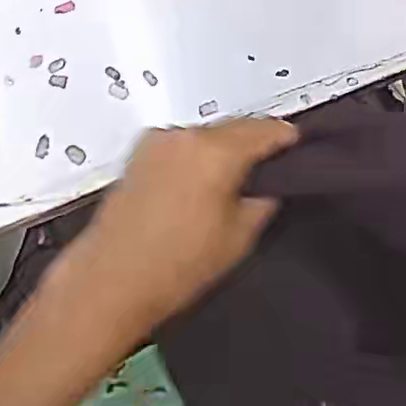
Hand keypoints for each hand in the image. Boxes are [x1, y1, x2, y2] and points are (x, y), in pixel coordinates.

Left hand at [52, 118, 298, 331]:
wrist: (110, 279)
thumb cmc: (172, 267)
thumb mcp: (237, 239)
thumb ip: (262, 200)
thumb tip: (270, 184)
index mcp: (215, 152)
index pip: (264, 129)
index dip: (285, 136)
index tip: (295, 142)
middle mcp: (186, 135)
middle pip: (234, 126)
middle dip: (252, 142)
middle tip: (268, 165)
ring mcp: (160, 139)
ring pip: (206, 133)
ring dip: (221, 148)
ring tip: (226, 184)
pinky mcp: (141, 149)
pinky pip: (181, 142)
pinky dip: (194, 154)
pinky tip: (195, 184)